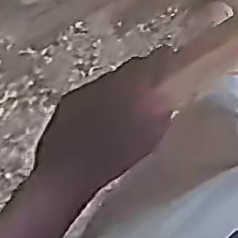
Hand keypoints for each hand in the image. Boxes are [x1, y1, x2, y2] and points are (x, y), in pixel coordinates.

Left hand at [31, 48, 175, 200]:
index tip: (173, 60)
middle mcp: (105, 81)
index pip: (152, 62)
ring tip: (128, 105)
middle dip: (142, 74)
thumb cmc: (113, 158)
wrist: (64, 177)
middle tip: (154, 85)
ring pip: (109, 82)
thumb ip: (161, 111)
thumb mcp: (149, 136)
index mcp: (129, 84)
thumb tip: (167, 98)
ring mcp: (82, 92)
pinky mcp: (66, 105)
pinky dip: (101, 101)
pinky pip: (91, 95)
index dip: (164, 60)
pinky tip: (102, 118)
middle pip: (129, 69)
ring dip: (120, 88)